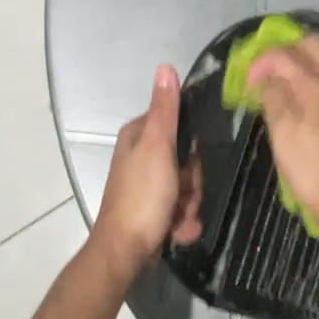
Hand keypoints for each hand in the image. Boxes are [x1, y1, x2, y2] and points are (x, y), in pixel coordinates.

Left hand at [93, 65, 201, 277]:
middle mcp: (140, 156)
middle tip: (184, 193)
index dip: (192, 142)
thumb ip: (165, 109)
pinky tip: (177, 230)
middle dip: (192, 181)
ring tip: (179, 216)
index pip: (179, 123)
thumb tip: (165, 66)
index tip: (193, 158)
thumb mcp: (157, 147)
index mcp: (138, 136)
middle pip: (187, 159)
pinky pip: (181, 208)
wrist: (125, 252)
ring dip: (190, 204)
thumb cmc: (142, 196)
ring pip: (188, 185)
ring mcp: (147, 185)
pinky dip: (183, 220)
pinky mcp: (153, 209)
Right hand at [247, 34, 318, 237]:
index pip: (283, 54)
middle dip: (285, 49)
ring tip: (277, 83)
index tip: (246, 86)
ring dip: (299, 62)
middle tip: (266, 69)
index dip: (259, 64)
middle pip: (312, 43)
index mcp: (316, 82)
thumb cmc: (310, 165)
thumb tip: (267, 82)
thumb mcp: (281, 130)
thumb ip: (273, 97)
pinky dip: (310, 76)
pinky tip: (296, 98)